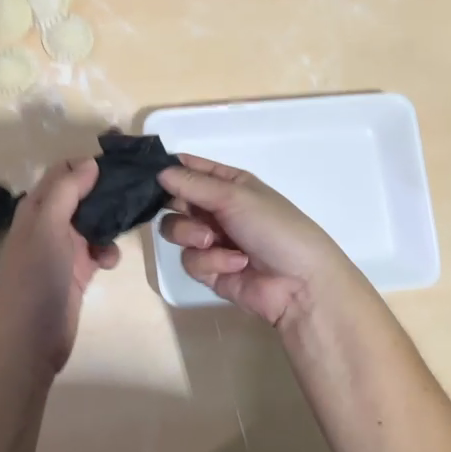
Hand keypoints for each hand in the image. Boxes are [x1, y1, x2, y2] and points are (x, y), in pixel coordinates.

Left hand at [0, 158, 120, 375]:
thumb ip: (67, 191)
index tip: (121, 160)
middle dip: (106, 191)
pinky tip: (109, 261)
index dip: (87, 163)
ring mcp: (63, 249)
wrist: (30, 339)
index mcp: (36, 207)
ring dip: (110, 222)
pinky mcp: (77, 271)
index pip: (62, 171)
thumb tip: (90, 162)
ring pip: (94, 222)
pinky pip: (98, 250)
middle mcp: (48, 223)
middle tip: (138, 187)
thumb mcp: (48, 226)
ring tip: (128, 224)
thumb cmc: (35, 277)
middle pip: (82, 194)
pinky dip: (107, 251)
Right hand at [157, 154, 354, 327]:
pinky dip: (210, 261)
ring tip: (212, 241)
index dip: (169, 170)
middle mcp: (216, 209)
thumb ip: (193, 183)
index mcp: (228, 184)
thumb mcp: (235, 196)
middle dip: (177, 206)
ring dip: (191, 236)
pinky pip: (190, 260)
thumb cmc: (274, 227)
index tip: (150, 175)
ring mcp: (212, 240)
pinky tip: (235, 265)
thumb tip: (158, 172)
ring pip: (176, 231)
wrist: (300, 283)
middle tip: (188, 211)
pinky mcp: (210, 270)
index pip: (189, 169)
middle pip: (174, 201)